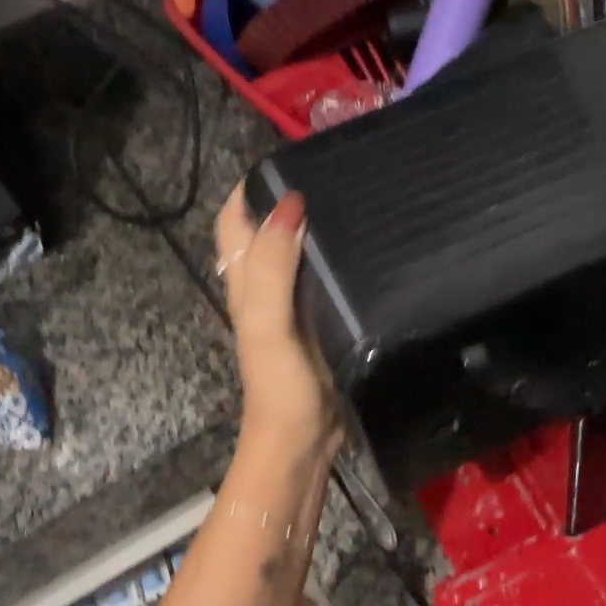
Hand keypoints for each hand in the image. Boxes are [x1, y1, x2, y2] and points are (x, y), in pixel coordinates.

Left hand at [215, 184, 338, 449]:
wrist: (301, 445)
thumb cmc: (281, 388)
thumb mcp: (268, 323)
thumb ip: (273, 267)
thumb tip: (291, 204)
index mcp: (246, 284)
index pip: (235, 220)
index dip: (254, 188)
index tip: (296, 160)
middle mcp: (265, 291)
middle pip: (267, 232)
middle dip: (290, 201)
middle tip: (340, 176)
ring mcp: (294, 312)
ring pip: (298, 258)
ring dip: (318, 232)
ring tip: (361, 206)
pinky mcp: (321, 330)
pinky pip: (326, 286)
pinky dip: (339, 266)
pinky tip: (370, 259)